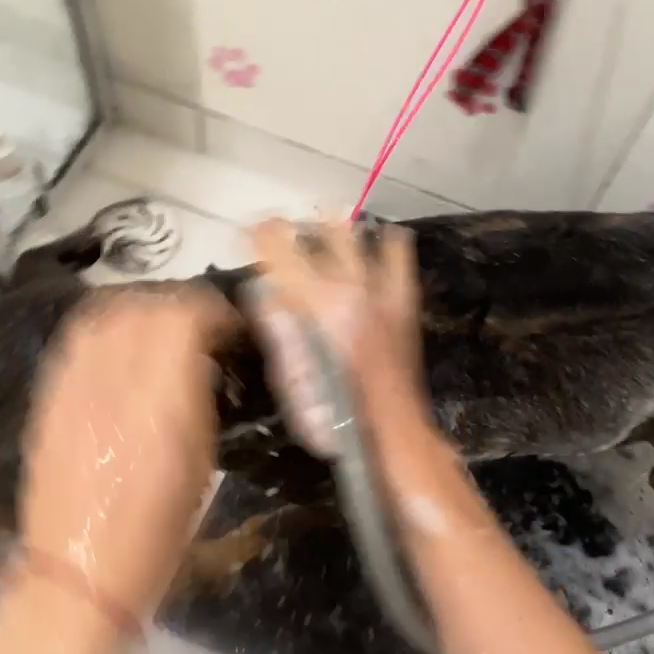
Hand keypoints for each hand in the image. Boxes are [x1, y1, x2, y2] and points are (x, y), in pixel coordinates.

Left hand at [16, 286, 234, 627]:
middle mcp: (112, 387)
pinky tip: (119, 353)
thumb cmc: (156, 537)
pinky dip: (103, 333)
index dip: (211, 312)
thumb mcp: (199, 470)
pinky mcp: (48, 402)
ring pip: (102, 317)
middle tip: (199, 329)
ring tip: (158, 333)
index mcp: (161, 409)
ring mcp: (72, 391)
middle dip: (177, 307)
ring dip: (138, 313)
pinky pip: (74, 344)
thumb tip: (203, 362)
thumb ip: (199, 405)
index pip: (183, 321)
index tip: (229, 327)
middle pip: (142, 308)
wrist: (79, 574)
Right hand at [248, 219, 429, 454]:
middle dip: (291, 231)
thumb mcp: (294, 374)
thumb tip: (266, 297)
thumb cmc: (336, 410)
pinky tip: (375, 244)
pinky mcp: (403, 297)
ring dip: (332, 233)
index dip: (259, 236)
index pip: (277, 249)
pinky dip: (384, 243)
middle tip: (281, 239)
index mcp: (313, 304)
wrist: (392, 422)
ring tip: (321, 236)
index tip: (250, 235)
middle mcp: (346, 286)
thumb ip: (281, 331)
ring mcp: (378, 288)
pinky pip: (397, 253)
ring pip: (352, 235)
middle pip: (313, 235)